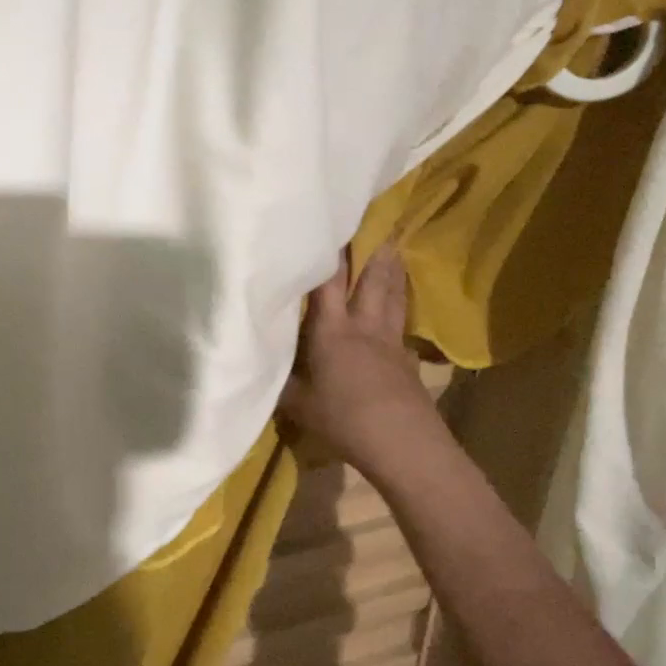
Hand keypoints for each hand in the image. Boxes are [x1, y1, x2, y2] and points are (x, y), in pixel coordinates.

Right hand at [276, 245, 442, 469]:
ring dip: (391, 269)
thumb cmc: (343, 420)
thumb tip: (260, 359)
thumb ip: (280, 375)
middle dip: (370, 249)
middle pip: (370, 279)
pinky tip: (400, 300)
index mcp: (331, 331)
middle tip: (375, 220)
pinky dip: (400, 301)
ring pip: (391, 295)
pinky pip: (401, 320)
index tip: (327, 223)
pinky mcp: (406, 360)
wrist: (404, 445)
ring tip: (393, 245)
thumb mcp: (295, 402)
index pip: (327, 282)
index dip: (327, 252)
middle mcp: (363, 326)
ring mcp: (389, 341)